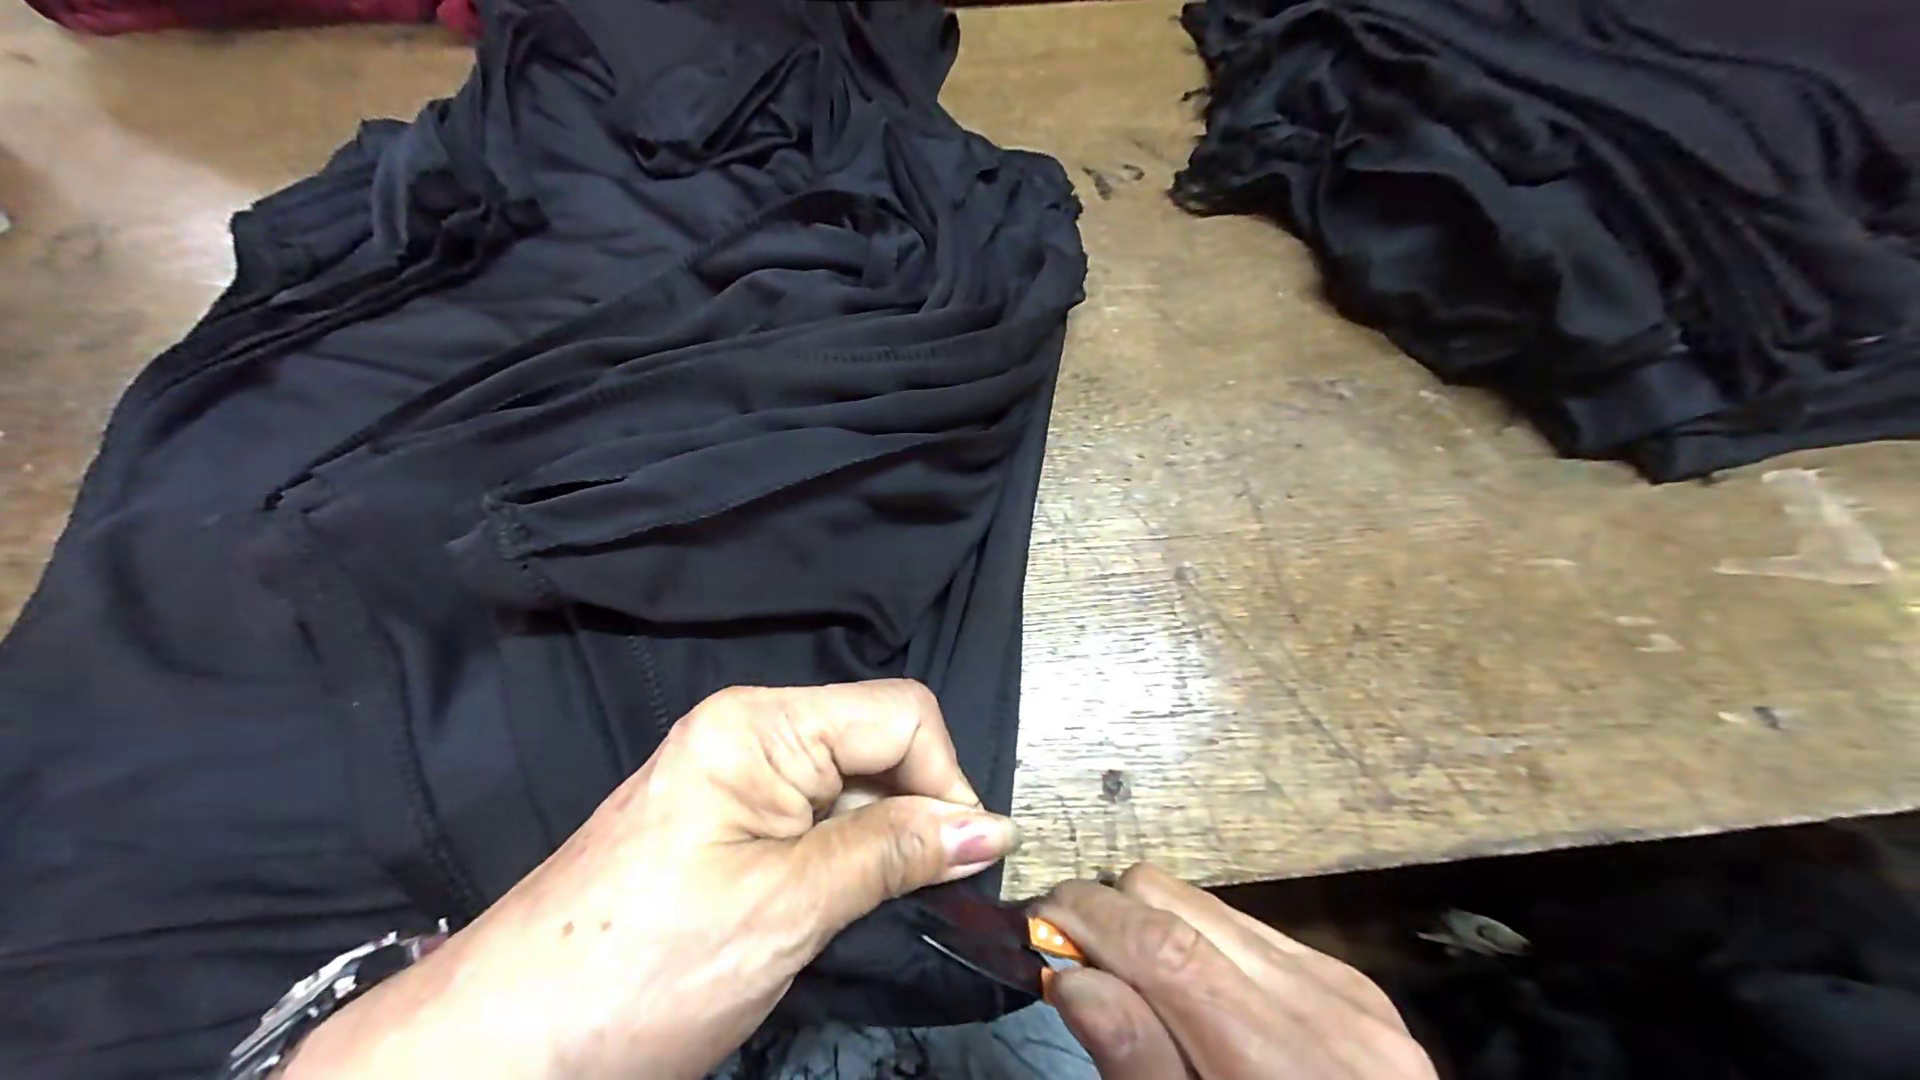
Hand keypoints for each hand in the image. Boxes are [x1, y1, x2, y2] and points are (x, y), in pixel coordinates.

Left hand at [283, 680, 1016, 1079]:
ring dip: (887, 838)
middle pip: (881, 742)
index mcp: (762, 724)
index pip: (899, 715)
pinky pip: (827, 815)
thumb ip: (893, 854)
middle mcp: (758, 731)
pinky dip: (855, 853)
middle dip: (916, 810)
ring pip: (860, 783)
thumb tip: (994, 829)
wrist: (492, 1057)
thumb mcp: (784, 909)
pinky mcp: (739, 818)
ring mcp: (745, 775)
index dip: (944, 779)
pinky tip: (841, 898)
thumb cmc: (638, 974)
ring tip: (870, 905)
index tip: (962, 858)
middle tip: (920, 891)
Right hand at [1035, 864, 1435, 1079]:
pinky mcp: (1351, 983)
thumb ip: (1140, 1069)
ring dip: (1147, 920)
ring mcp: (1346, 989)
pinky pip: (1242, 924)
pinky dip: (1195, 938)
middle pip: (1176, 899)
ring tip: (1126, 970)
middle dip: (1109, 911)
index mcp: (1291, 1072)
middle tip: (1073, 954)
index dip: (1090, 919)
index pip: (1167, 948)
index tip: (1037, 918)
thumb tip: (1069, 973)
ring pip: (1204, 900)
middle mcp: (1326, 1009)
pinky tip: (1191, 988)